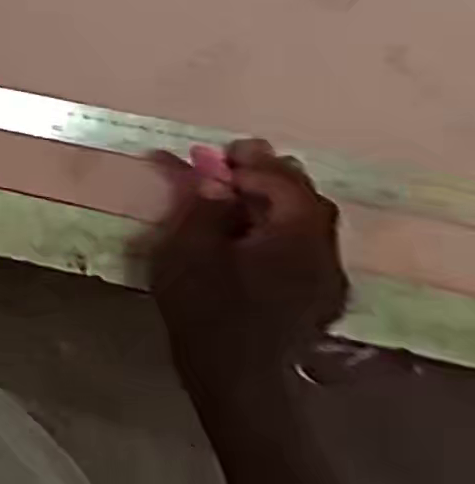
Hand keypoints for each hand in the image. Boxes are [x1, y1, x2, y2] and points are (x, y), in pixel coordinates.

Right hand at [146, 139, 347, 373]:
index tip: (227, 147)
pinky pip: (303, 246)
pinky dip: (278, 223)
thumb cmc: (202, 300)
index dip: (260, 167)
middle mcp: (323, 261)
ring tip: (242, 183)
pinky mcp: (311, 296)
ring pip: (309, 227)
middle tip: (238, 156)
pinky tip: (251, 223)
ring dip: (278, 200)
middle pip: (310, 208)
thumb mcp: (189, 248)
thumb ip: (206, 209)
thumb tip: (215, 177)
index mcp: (295, 245)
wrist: (230, 366)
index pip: (290, 192)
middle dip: (276, 178)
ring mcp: (322, 282)